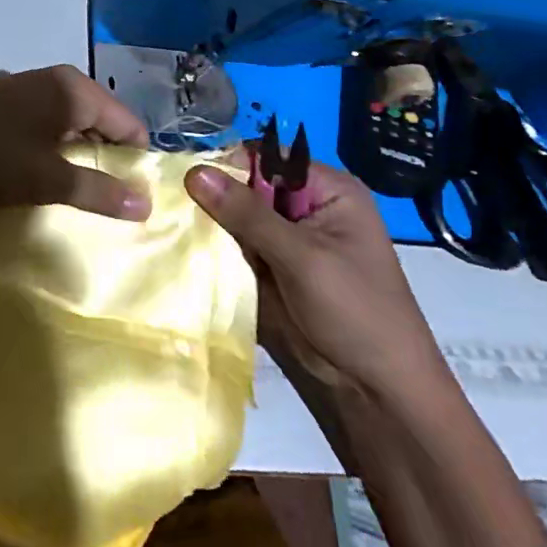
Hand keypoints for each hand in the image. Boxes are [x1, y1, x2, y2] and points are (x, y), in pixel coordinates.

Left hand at [0, 65, 152, 220]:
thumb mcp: (47, 180)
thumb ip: (99, 191)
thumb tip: (146, 204)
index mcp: (74, 90)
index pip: (128, 123)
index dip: (135, 159)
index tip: (134, 194)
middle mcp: (56, 79)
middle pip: (101, 120)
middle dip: (106, 157)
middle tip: (106, 197)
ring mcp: (27, 86)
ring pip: (71, 122)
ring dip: (77, 153)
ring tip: (73, 189)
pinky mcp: (4, 98)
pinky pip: (45, 121)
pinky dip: (51, 145)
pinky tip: (38, 170)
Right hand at [186, 154, 440, 395]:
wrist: (378, 388)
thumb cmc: (354, 310)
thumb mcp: (301, 257)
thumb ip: (248, 214)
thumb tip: (195, 173)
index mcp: (328, 189)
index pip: (269, 158)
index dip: (229, 164)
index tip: (184, 176)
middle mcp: (307, 206)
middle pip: (250, 187)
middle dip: (215, 196)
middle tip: (168, 203)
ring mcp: (289, 240)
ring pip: (239, 220)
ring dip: (211, 225)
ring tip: (169, 224)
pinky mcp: (274, 270)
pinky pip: (238, 250)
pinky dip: (217, 251)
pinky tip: (184, 249)